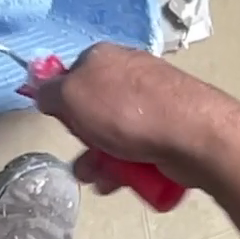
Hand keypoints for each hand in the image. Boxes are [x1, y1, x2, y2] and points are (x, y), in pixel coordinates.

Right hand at [31, 43, 239, 186]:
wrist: (196, 135)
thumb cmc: (125, 112)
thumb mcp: (69, 97)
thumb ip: (48, 93)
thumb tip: (43, 92)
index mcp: (102, 56)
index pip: (70, 77)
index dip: (64, 104)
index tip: (67, 126)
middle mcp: (128, 71)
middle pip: (94, 108)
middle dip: (85, 140)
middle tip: (84, 164)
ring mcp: (154, 97)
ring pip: (116, 131)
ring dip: (104, 159)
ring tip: (103, 182)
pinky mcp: (174, 123)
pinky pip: (141, 144)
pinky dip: (130, 163)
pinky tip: (126, 181)